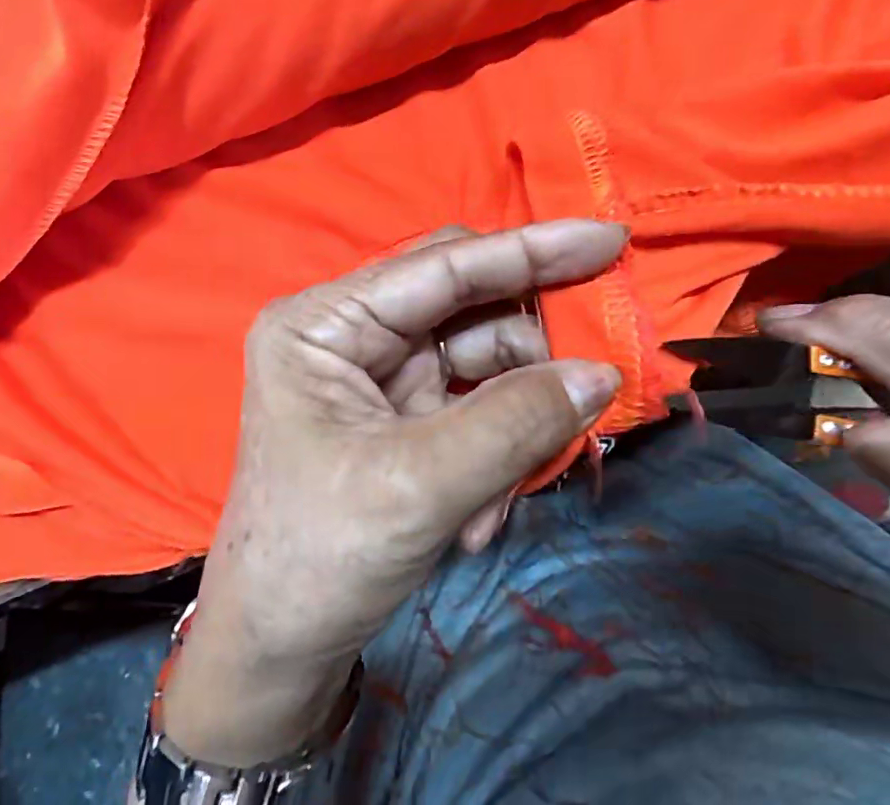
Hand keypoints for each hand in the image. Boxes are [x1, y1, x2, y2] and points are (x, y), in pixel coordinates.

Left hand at [158, 221, 625, 766]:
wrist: (280, 651)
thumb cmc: (320, 558)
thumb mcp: (421, 486)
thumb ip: (516, 422)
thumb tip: (600, 375)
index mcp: (327, 323)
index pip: (445, 265)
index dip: (531, 250)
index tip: (609, 238)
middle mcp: (355, 333)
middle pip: (472, 306)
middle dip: (530, 352)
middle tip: (586, 382)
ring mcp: (385, 374)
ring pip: (488, 361)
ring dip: (517, 423)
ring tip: (504, 495)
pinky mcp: (409, 415)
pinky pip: (483, 406)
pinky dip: (502, 451)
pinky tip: (482, 515)